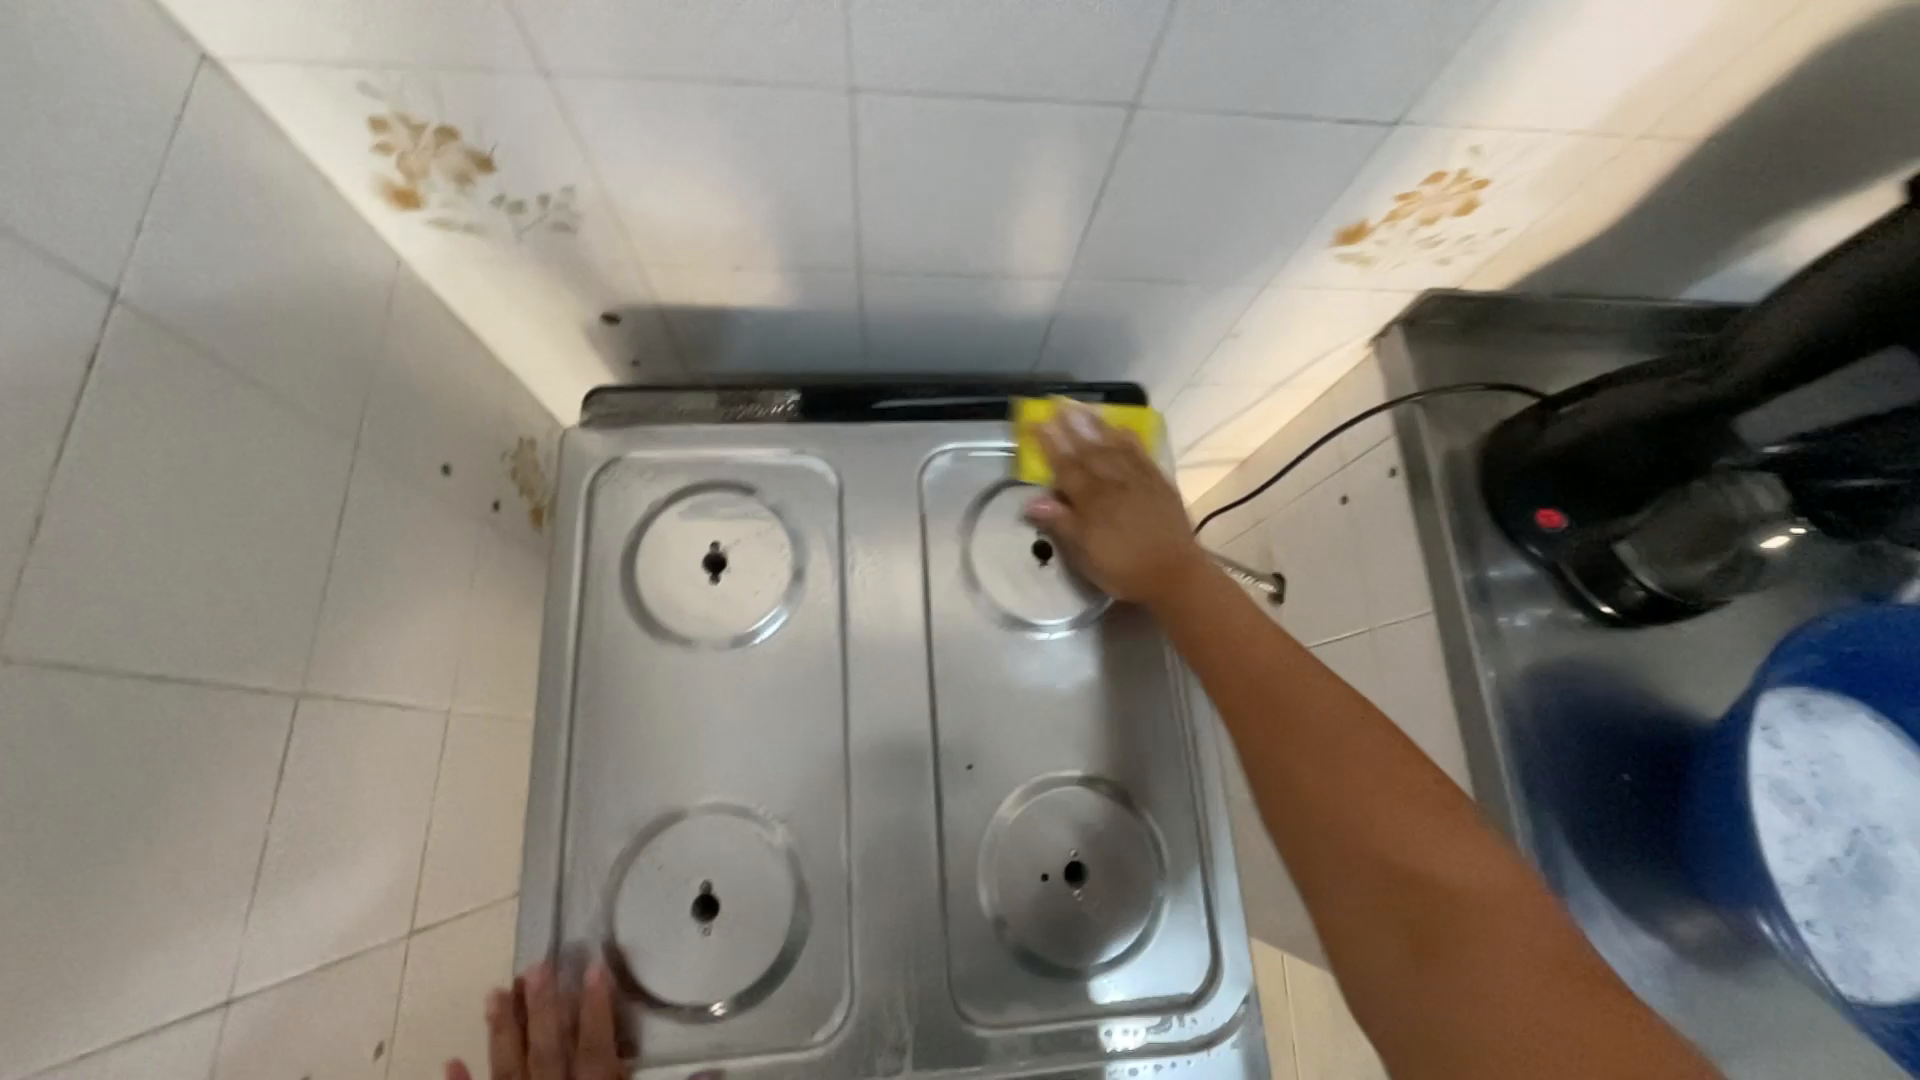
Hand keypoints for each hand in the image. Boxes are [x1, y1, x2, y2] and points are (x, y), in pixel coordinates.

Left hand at [445, 961, 623, 1079]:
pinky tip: (450, 1060)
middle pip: (547, 1050)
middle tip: (536, 967)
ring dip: (502, 1031)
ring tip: (494, 993)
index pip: (594, 1046)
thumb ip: (617, 1074)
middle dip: (542, 1008)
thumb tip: (625, 1044)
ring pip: (508, 1068)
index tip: (596, 966)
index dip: (597, 1007)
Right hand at [1025, 400, 1208, 606]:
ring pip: (1114, 446)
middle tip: (1058, 404)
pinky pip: (1141, 454)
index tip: (1037, 422)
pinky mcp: (1159, 484)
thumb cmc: (1123, 568)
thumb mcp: (1084, 554)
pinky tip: (1121, 429)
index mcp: (1092, 500)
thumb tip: (1031, 502)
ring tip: (1083, 408)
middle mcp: (1114, 482)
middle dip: (1072, 427)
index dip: (1050, 444)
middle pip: (1089, 450)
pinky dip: (1129, 439)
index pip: (1066, 467)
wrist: (1174, 575)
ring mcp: (1139, 480)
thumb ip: (1061, 523)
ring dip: (1097, 426)